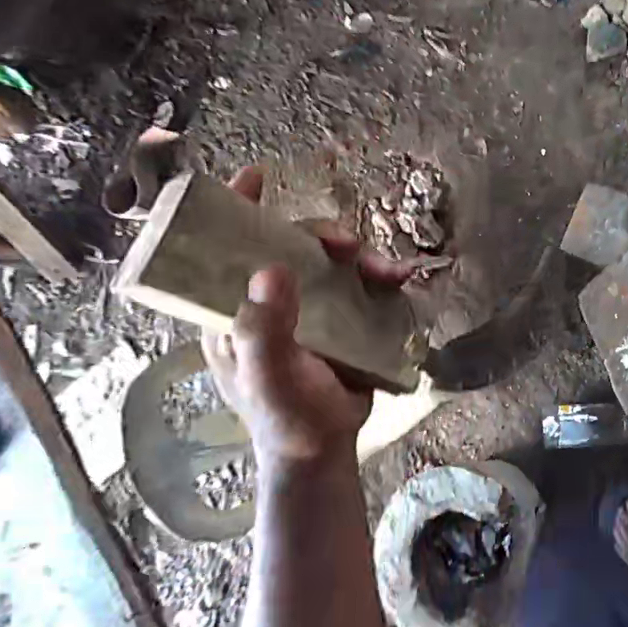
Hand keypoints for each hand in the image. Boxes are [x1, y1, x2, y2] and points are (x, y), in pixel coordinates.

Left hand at [200, 167, 413, 465]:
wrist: (326, 449)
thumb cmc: (285, 417)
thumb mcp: (267, 378)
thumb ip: (263, 330)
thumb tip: (272, 270)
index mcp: (235, 309)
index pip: (224, 249)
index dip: (235, 209)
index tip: (254, 177)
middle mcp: (270, 299)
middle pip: (292, 246)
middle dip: (322, 236)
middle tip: (347, 246)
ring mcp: (309, 306)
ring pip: (334, 262)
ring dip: (364, 258)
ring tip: (391, 273)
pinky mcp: (342, 317)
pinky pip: (362, 283)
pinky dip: (384, 276)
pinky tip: (403, 279)